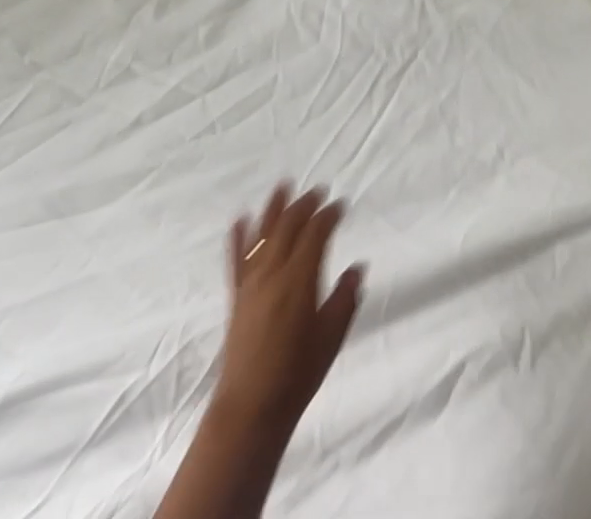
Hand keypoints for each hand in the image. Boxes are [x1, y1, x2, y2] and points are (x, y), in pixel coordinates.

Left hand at [217, 184, 363, 428]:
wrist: (253, 403)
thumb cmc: (300, 372)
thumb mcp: (332, 336)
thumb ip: (344, 298)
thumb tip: (354, 269)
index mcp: (300, 280)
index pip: (315, 234)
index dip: (328, 216)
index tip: (341, 204)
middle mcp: (272, 273)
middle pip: (287, 227)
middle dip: (304, 205)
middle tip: (318, 191)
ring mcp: (250, 282)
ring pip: (262, 235)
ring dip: (273, 208)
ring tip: (282, 187)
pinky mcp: (236, 295)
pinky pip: (236, 258)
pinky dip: (239, 236)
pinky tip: (242, 220)